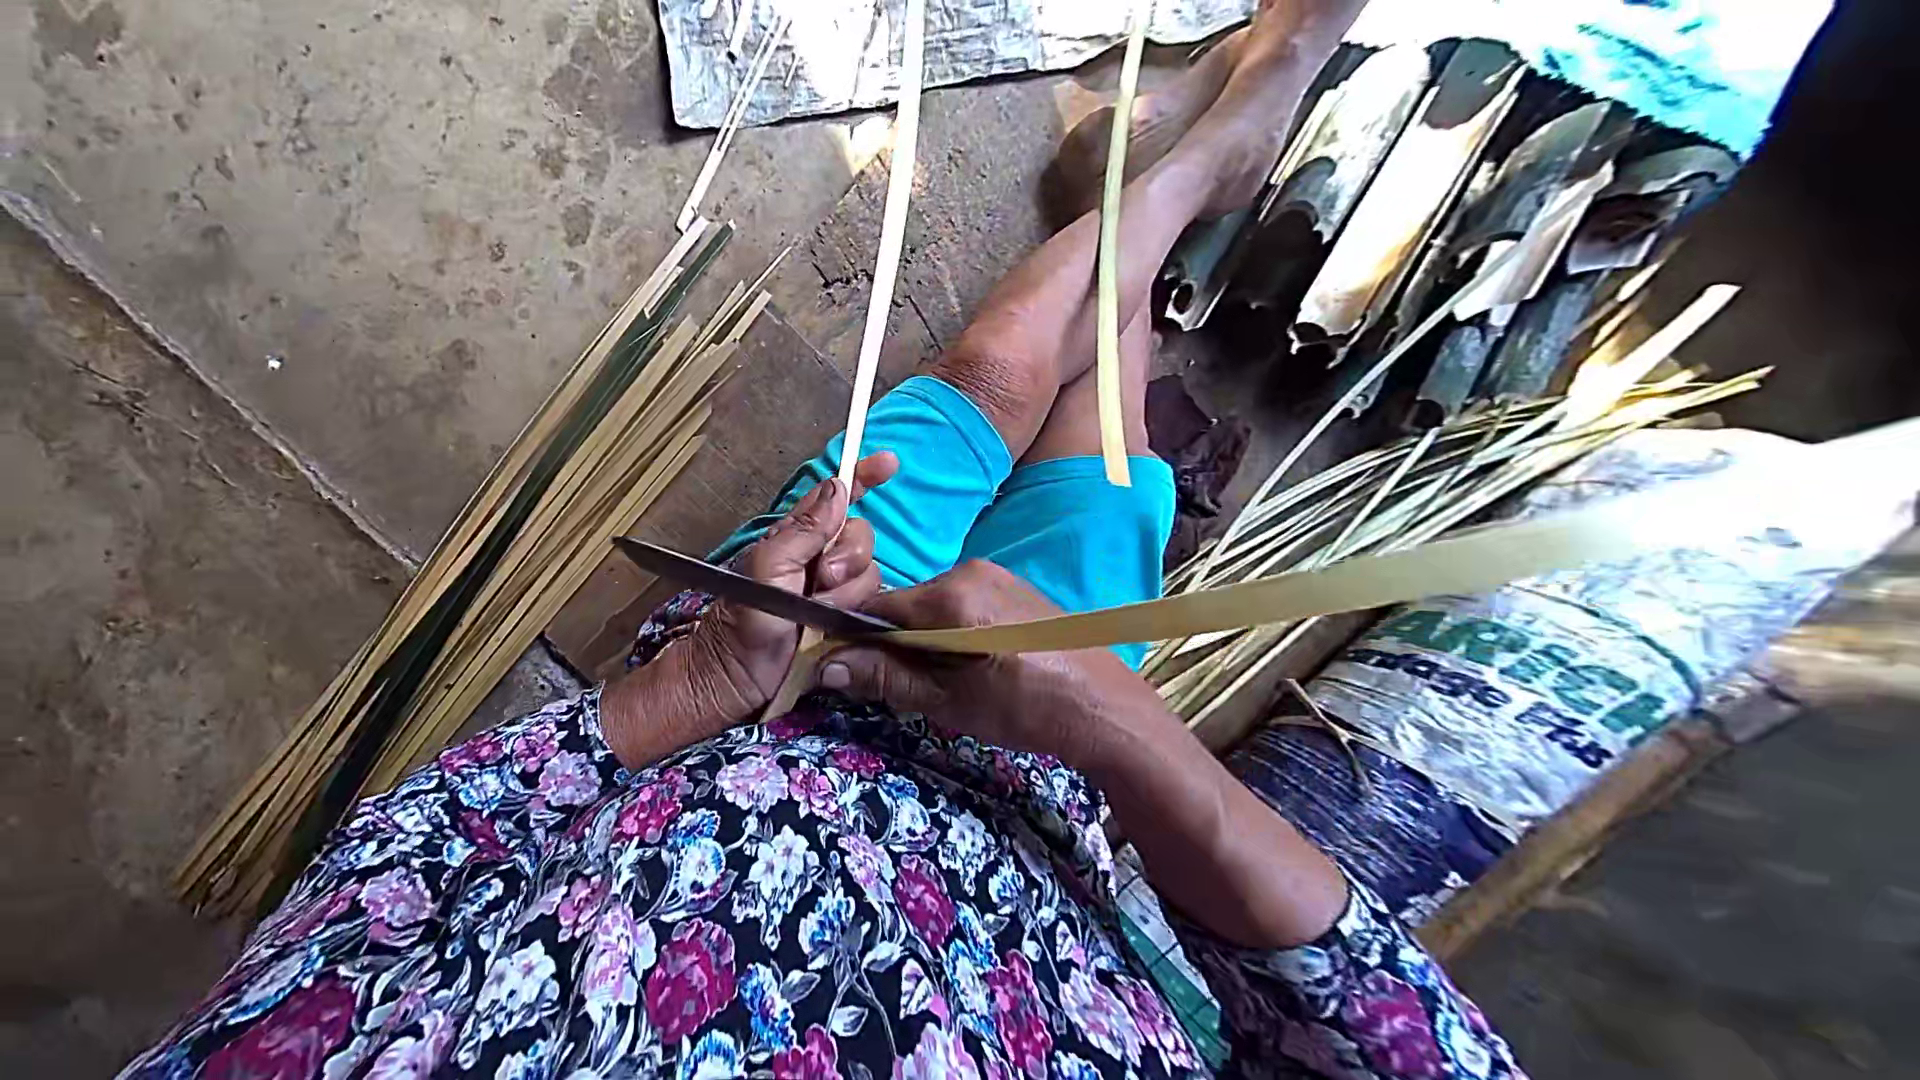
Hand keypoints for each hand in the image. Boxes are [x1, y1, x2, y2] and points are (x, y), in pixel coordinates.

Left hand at [601, 453, 896, 768]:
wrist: (739, 679)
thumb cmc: (742, 621)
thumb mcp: (767, 568)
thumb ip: (805, 530)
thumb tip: (838, 486)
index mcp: (798, 537)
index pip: (837, 496)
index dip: (863, 477)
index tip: (889, 463)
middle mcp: (821, 558)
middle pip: (861, 536)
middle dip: (848, 556)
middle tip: (821, 581)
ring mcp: (836, 591)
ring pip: (871, 573)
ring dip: (847, 593)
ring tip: (818, 614)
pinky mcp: (848, 620)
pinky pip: (874, 604)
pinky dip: (860, 612)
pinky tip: (839, 625)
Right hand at [820, 559, 1348, 948]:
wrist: (1107, 708)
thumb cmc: (1029, 708)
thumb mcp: (952, 701)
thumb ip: (890, 677)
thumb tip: (827, 668)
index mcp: (953, 593)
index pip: (878, 606)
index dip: (854, 639)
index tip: (840, 671)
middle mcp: (971, 570)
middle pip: (906, 604)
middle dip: (891, 642)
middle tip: (895, 687)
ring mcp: (996, 575)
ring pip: (933, 605)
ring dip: (922, 639)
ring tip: (937, 683)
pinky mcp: (1013, 588)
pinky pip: (961, 604)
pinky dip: (949, 632)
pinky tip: (967, 665)